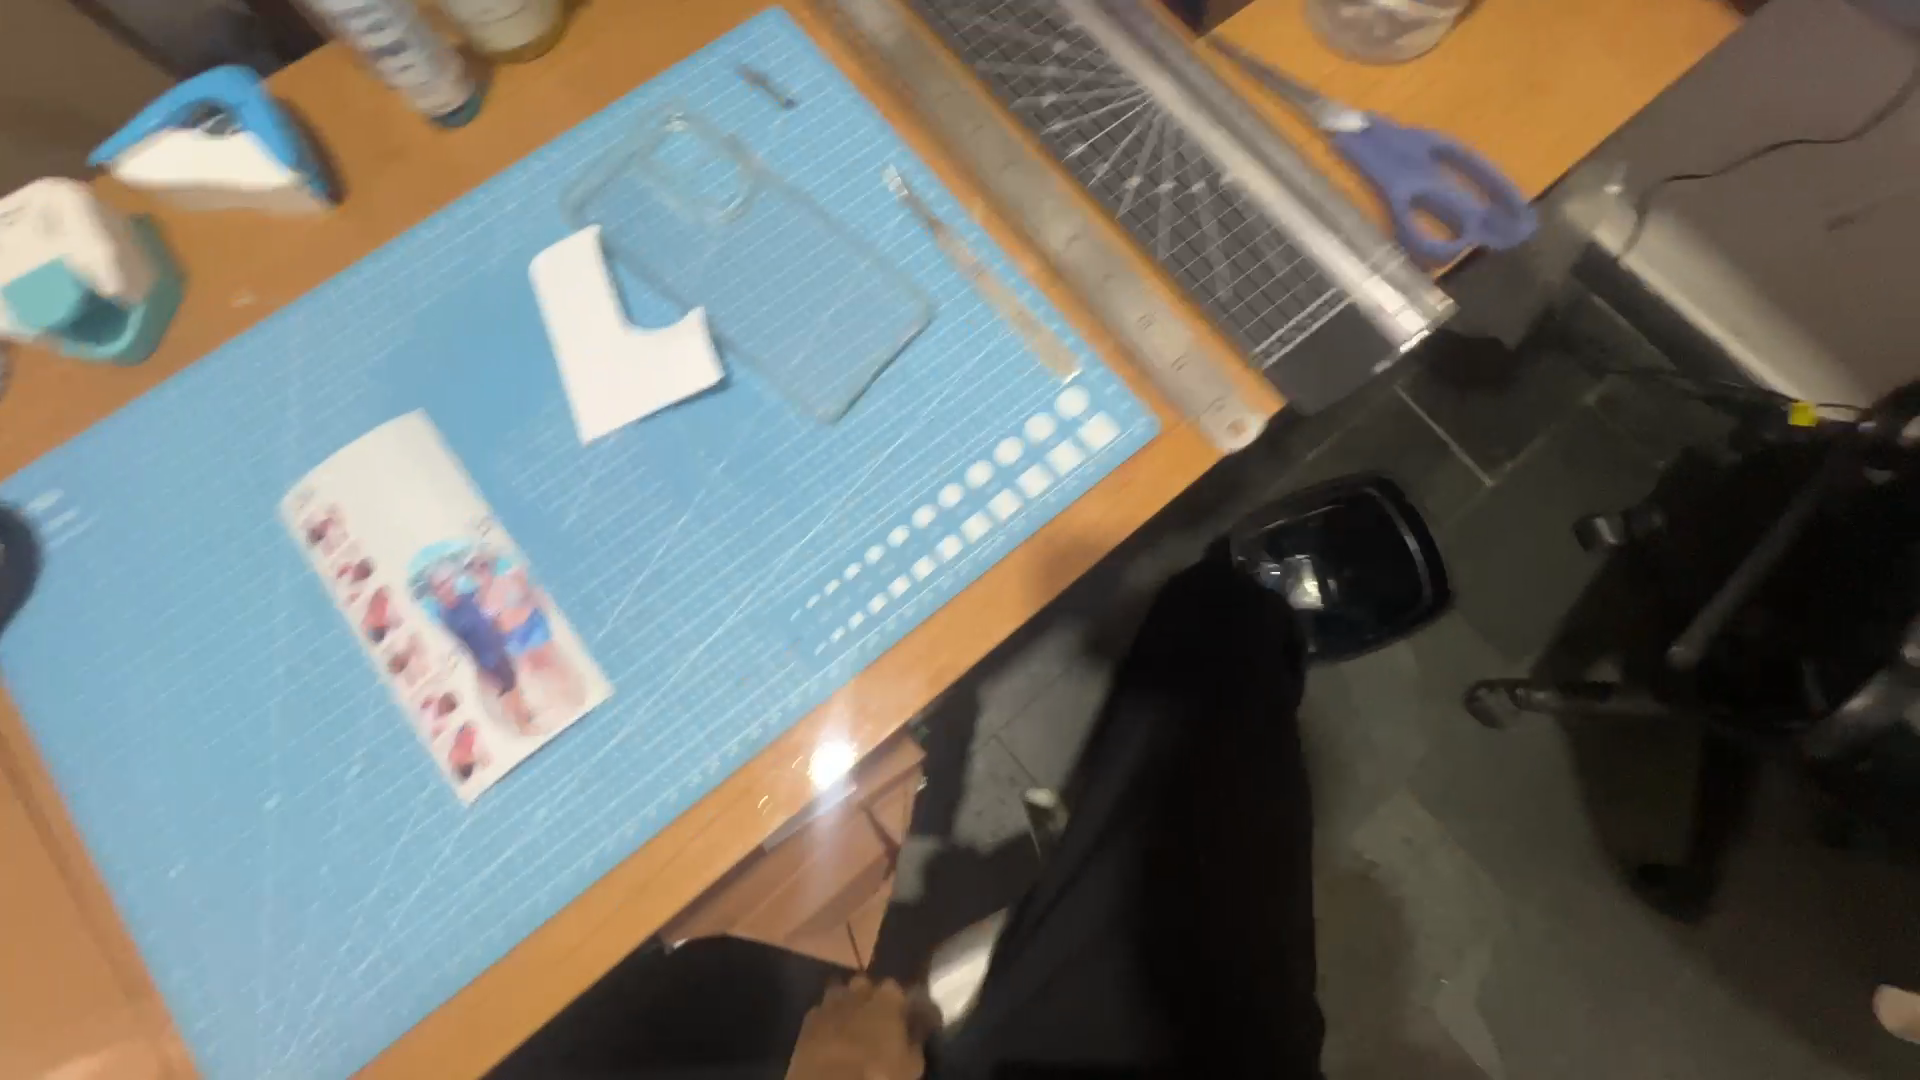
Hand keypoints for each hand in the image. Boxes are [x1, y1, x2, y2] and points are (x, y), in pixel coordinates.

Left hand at [784, 976, 938, 1079]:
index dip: (904, 1008)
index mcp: (889, 995)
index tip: (907, 1022)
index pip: (903, 992)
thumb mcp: (911, 1065)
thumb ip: (916, 1041)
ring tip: (850, 1031)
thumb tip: (917, 1031)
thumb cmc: (877, 1074)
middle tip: (875, 1027)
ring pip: (843, 996)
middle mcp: (861, 988)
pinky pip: (823, 1014)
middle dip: (872, 1002)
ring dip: (847, 1008)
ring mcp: (832, 1000)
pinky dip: (827, 1023)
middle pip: (869, 988)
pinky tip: (829, 1040)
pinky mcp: (809, 1017)